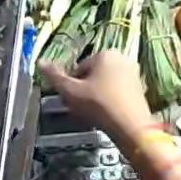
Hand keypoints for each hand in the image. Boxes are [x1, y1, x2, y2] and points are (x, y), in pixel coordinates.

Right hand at [38, 46, 155, 141]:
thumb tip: (40, 62)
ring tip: (94, 114)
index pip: (78, 69)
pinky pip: (118, 93)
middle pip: (93, 76)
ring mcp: (133, 73)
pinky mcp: (140, 88)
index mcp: (104, 54)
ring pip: (106, 85)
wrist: (130, 125)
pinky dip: (111, 102)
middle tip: (81, 109)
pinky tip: (107, 115)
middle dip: (85, 91)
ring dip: (97, 97)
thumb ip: (54, 77)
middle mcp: (121, 58)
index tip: (71, 101)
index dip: (72, 86)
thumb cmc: (98, 105)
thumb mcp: (70, 92)